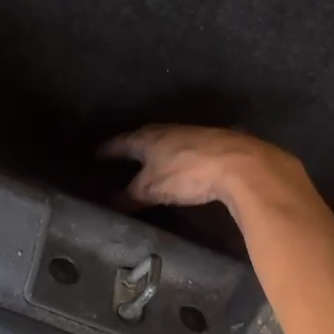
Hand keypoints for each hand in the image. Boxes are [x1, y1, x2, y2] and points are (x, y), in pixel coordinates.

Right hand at [101, 124, 307, 212]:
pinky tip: (176, 167)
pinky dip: (174, 158)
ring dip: (155, 153)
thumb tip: (110, 203)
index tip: (95, 155)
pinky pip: (183, 150)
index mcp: (147, 137)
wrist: (239, 164)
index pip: (119, 142)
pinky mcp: (212, 144)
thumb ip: (131, 195)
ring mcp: (192, 134)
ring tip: (146, 164)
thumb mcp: (152, 189)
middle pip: (143, 138)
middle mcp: (167, 130)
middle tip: (119, 159)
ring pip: (165, 142)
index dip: (106, 151)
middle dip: (131, 148)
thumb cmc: (186, 173)